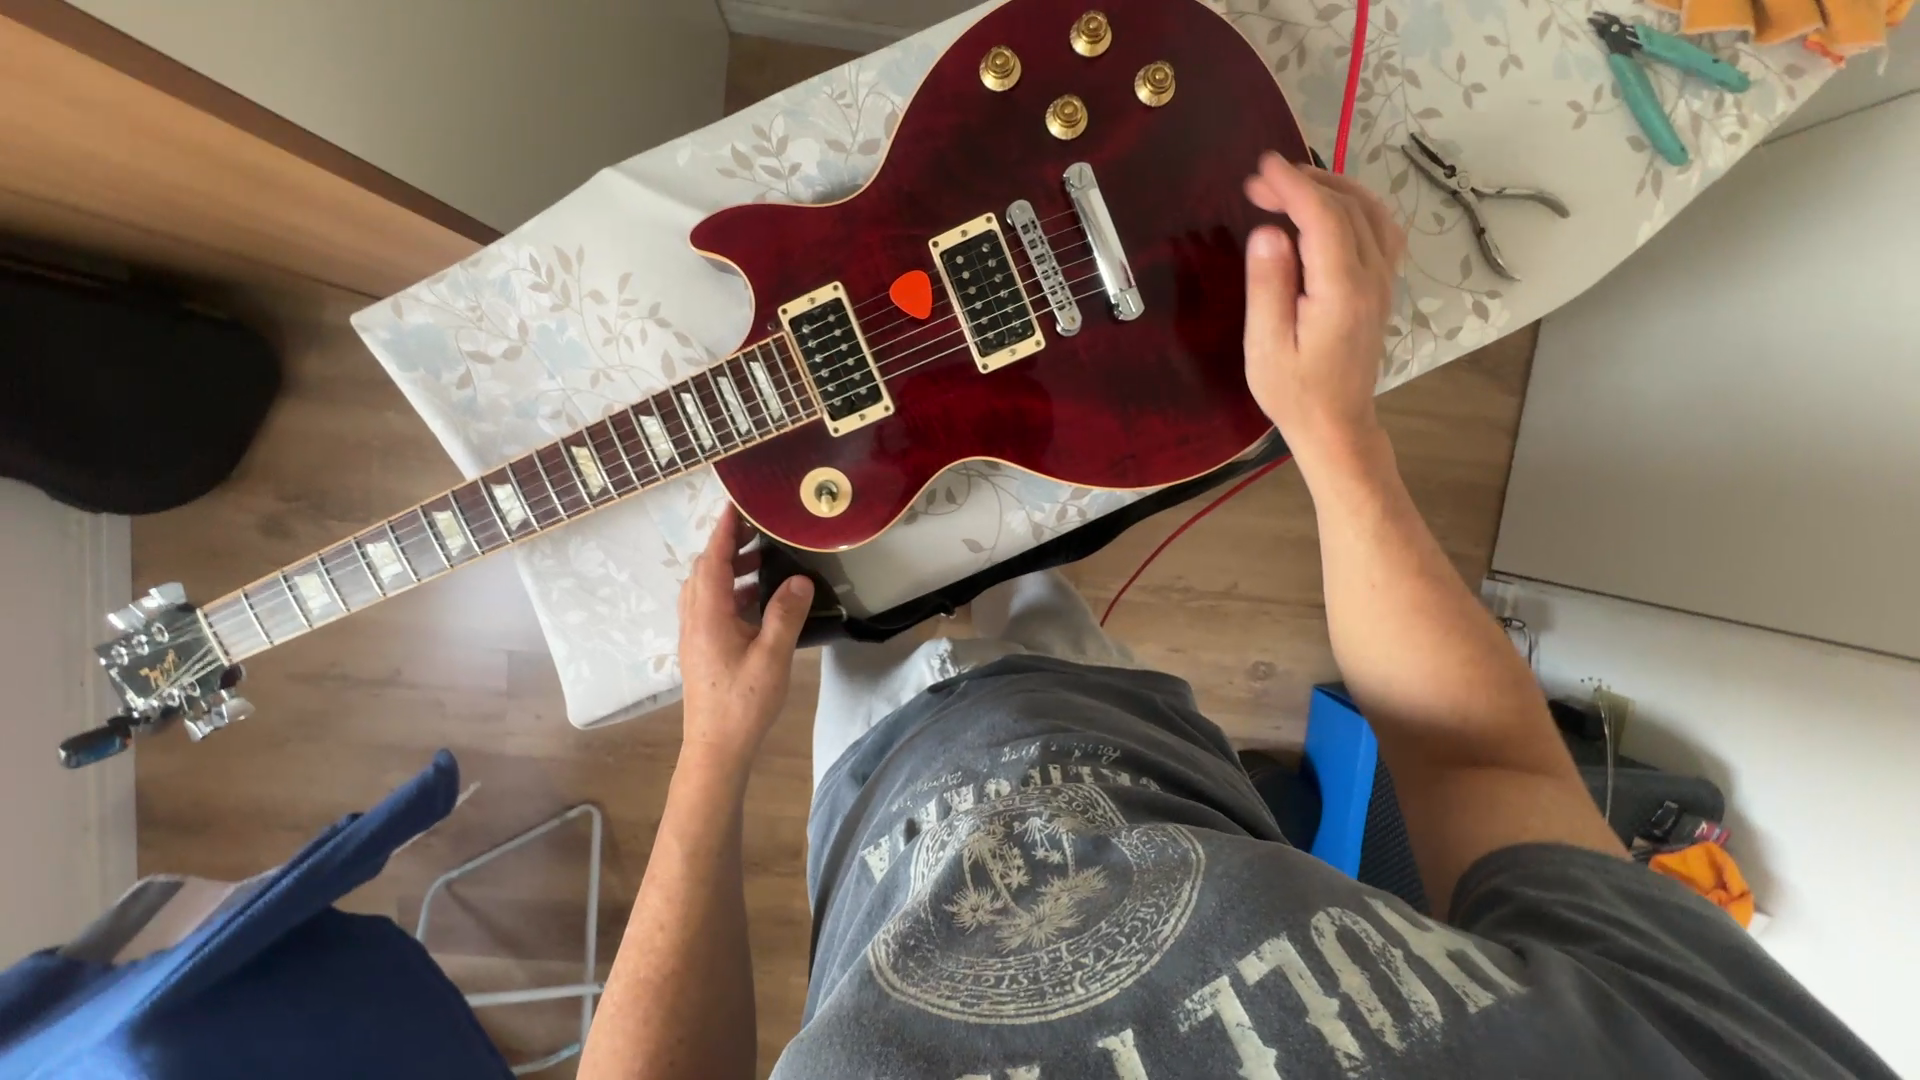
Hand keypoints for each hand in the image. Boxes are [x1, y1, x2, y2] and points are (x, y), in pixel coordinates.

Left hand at [676, 505, 813, 768]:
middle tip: (758, 530)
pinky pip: (711, 607)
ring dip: (728, 569)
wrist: (716, 748)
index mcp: (708, 615)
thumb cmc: (743, 702)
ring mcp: (696, 636)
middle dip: (727, 545)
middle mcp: (695, 620)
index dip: (723, 530)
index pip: (711, 560)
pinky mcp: (702, 650)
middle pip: (703, 571)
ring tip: (762, 562)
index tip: (736, 504)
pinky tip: (756, 601)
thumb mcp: (772, 656)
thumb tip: (798, 578)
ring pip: (705, 590)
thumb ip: (784, 614)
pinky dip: (729, 592)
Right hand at [1241, 152, 1406, 465]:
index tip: (1261, 169)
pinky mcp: (1382, 287)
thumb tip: (1268, 233)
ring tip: (1291, 187)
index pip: (1323, 218)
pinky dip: (1353, 206)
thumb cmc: (1293, 392)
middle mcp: (1371, 277)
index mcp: (1341, 291)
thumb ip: (1268, 288)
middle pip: (1348, 207)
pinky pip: (1379, 229)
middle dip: (1305, 183)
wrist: (1336, 424)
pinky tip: (1329, 211)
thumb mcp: (1266, 347)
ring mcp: (1383, 280)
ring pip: (1370, 212)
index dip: (1293, 187)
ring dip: (1332, 188)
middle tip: (1260, 182)